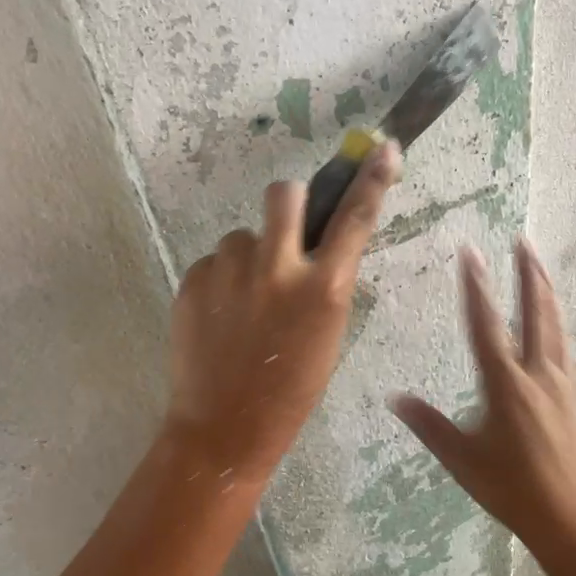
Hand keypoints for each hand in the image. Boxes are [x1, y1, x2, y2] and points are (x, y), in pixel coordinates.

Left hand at [166, 142, 400, 472]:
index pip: (356, 217)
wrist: (224, 429)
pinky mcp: (193, 280)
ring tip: (245, 303)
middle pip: (285, 193)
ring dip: (250, 256)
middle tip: (285, 236)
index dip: (373, 177)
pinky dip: (222, 281)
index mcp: (323, 287)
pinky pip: (215, 262)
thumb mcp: (329, 332)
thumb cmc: (292, 389)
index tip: (382, 147)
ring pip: (244, 235)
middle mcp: (277, 268)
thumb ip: (325, 282)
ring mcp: (230, 271)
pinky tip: (220, 318)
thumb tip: (317, 244)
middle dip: (289, 205)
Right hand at [390, 240, 575, 543]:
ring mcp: (560, 381)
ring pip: (555, 323)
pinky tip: (556, 318)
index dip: (476, 285)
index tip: (472, 251)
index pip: (486, 323)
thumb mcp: (462, 459)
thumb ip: (430, 425)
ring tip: (539, 264)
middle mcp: (536, 373)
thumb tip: (394, 398)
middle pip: (534, 311)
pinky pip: (564, 344)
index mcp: (505, 384)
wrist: (570, 515)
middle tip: (522, 239)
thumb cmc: (510, 488)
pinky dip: (557, 320)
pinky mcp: (574, 394)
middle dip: (526, 273)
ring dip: (545, 290)